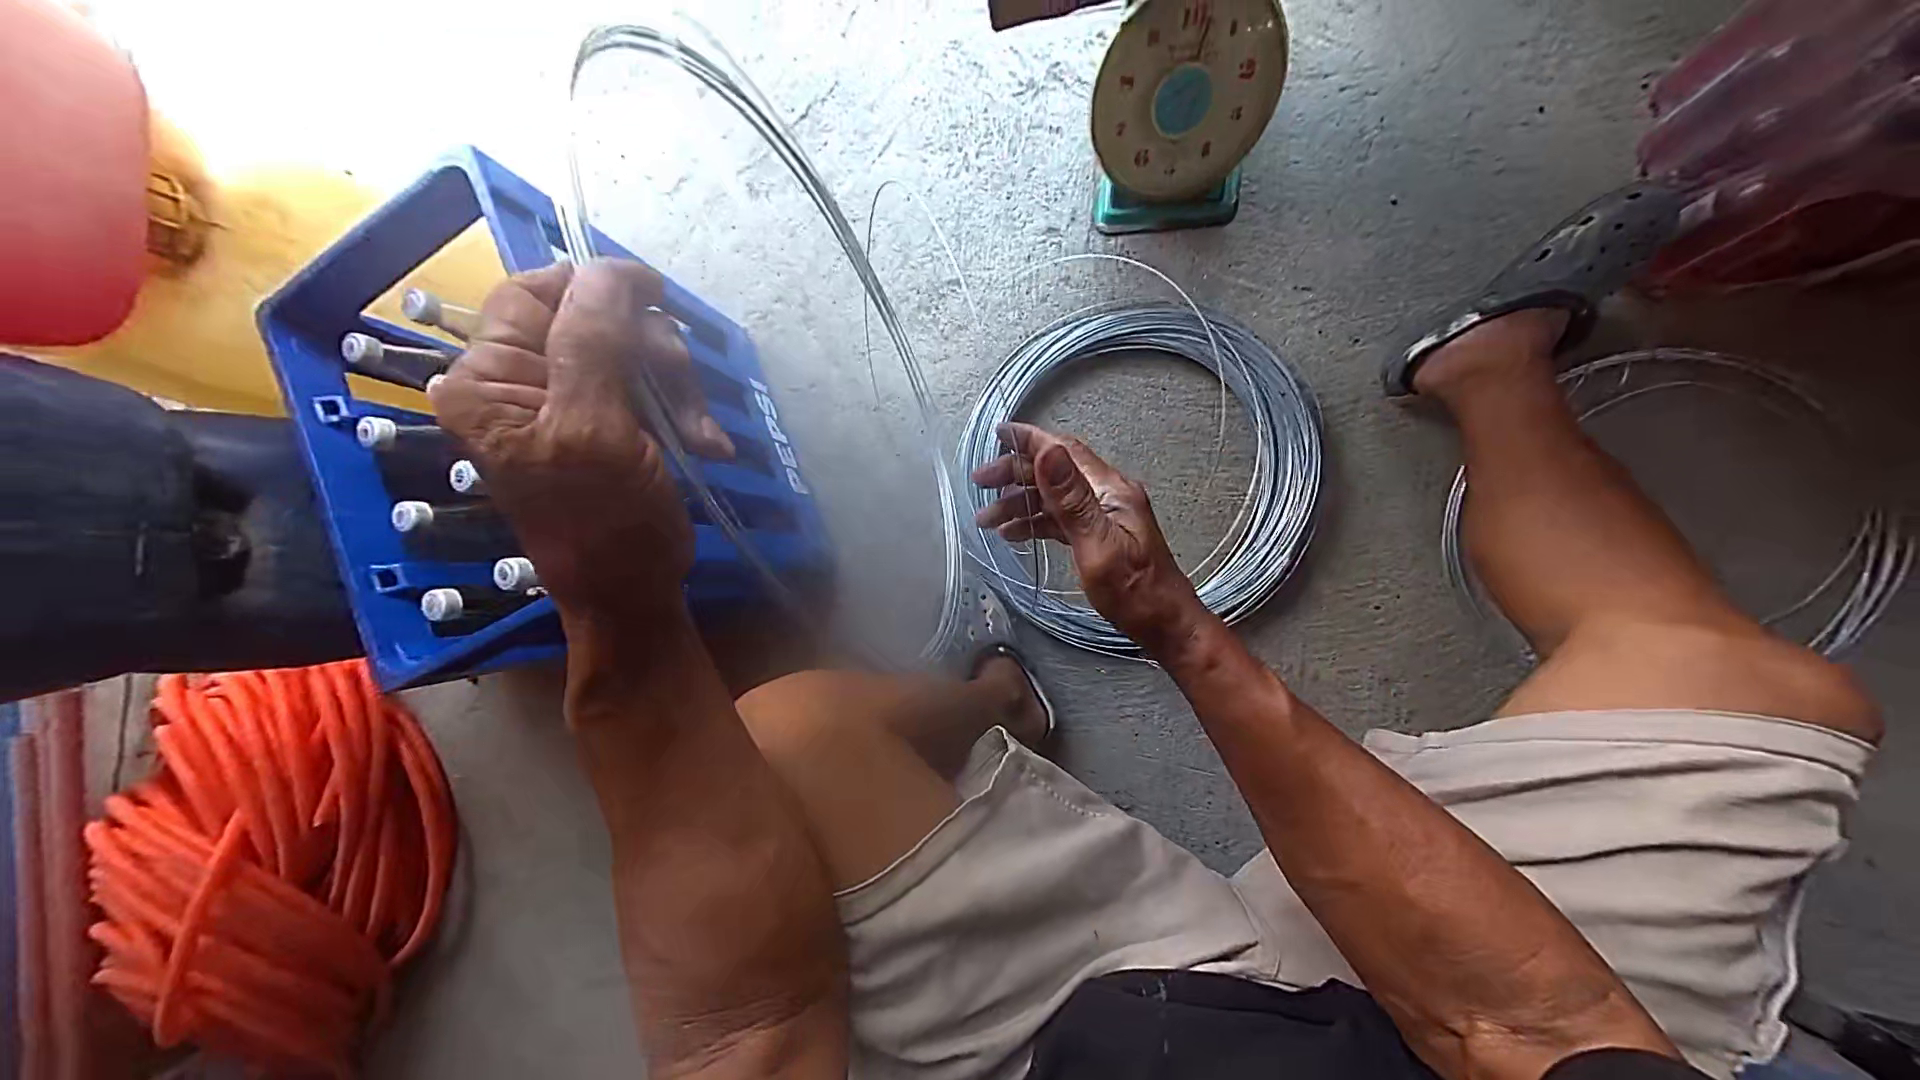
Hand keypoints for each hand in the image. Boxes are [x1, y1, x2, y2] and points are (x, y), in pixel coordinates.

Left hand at [430, 258, 735, 621]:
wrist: (634, 590)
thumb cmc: (603, 522)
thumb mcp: (592, 429)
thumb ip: (592, 343)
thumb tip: (608, 270)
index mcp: (490, 381)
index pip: (534, 295)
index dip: (593, 286)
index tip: (654, 293)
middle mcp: (527, 384)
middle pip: (599, 324)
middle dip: (653, 357)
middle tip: (684, 400)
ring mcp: (578, 405)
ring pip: (638, 356)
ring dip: (680, 392)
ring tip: (700, 439)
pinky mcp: (619, 425)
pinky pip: (658, 391)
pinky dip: (688, 414)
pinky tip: (705, 447)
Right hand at [970, 421, 1205, 649]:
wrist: (1165, 624)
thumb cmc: (1135, 592)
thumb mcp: (1098, 545)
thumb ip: (1071, 500)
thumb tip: (1048, 452)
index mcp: (1110, 491)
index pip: (1064, 451)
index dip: (1030, 440)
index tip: (999, 433)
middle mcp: (1106, 496)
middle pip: (1053, 472)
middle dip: (1014, 473)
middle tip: (980, 481)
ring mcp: (1102, 516)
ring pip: (1052, 497)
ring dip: (1018, 502)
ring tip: (986, 517)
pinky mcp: (1097, 535)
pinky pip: (1058, 519)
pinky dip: (1033, 521)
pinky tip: (1012, 532)